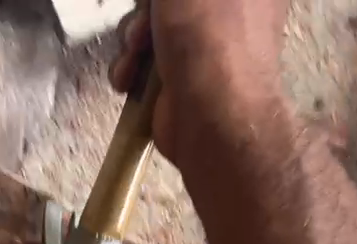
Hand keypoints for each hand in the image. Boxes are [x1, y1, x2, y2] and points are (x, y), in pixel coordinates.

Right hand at [109, 0, 293, 169]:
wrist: (211, 118)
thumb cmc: (209, 33)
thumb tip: (156, 2)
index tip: (152, 2)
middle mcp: (225, 7)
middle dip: (144, 8)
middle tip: (144, 22)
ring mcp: (199, 45)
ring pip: (148, 25)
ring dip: (131, 40)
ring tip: (135, 56)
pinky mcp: (178, 80)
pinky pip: (143, 63)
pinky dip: (131, 71)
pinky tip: (130, 81)